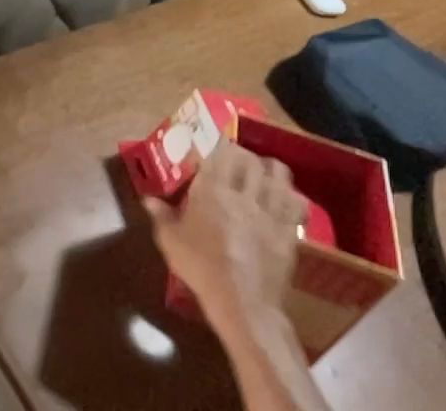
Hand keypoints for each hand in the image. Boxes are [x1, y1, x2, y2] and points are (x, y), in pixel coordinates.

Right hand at [144, 145, 305, 333]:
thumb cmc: (200, 268)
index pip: (220, 154)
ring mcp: (270, 214)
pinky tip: (283, 199)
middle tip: (235, 159)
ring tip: (262, 172)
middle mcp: (242, 196)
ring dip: (270, 170)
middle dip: (244, 154)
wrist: (242, 302)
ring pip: (279, 178)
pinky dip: (290, 196)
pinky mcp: (288, 233)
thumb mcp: (170, 241)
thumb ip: (161, 216)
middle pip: (251, 161)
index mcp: (211, 192)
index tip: (211, 143)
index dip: (218, 143)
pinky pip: (297, 205)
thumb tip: (148, 200)